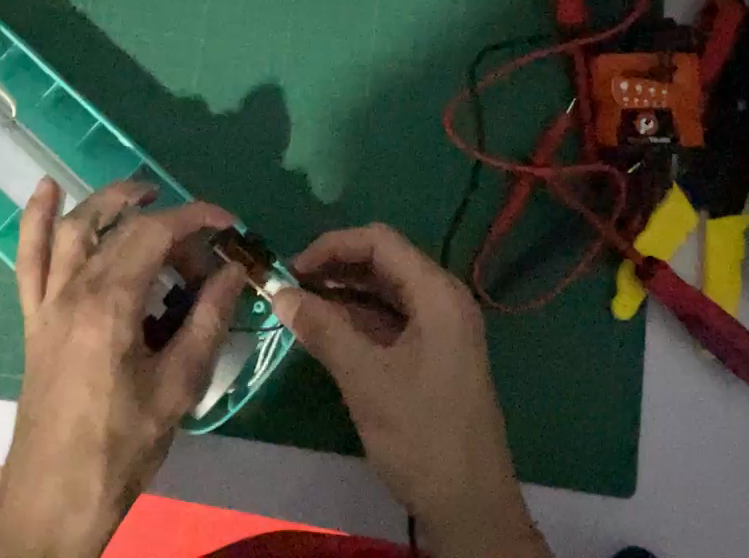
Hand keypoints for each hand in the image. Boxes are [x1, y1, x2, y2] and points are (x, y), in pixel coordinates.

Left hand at [0, 179, 244, 557]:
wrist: (54, 499)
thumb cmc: (122, 447)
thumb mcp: (179, 386)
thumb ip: (207, 320)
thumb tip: (234, 271)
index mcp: (111, 304)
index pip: (157, 234)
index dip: (197, 218)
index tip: (229, 225)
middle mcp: (74, 290)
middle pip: (123, 230)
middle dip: (169, 223)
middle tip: (201, 242)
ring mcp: (47, 302)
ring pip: (72, 229)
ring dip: (107, 202)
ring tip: (143, 194)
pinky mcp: (34, 319)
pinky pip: (27, 259)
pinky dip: (34, 219)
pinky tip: (46, 189)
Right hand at [274, 224, 549, 557]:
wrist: (469, 507)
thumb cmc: (421, 434)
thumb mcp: (365, 379)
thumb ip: (323, 329)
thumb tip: (279, 292)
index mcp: (437, 294)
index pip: (380, 242)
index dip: (332, 246)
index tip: (291, 268)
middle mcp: (443, 299)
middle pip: (384, 262)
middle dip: (335, 267)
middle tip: (290, 285)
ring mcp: (441, 327)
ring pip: (386, 291)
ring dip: (344, 293)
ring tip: (299, 305)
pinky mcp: (434, 352)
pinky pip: (392, 318)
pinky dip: (358, 318)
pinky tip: (326, 330)